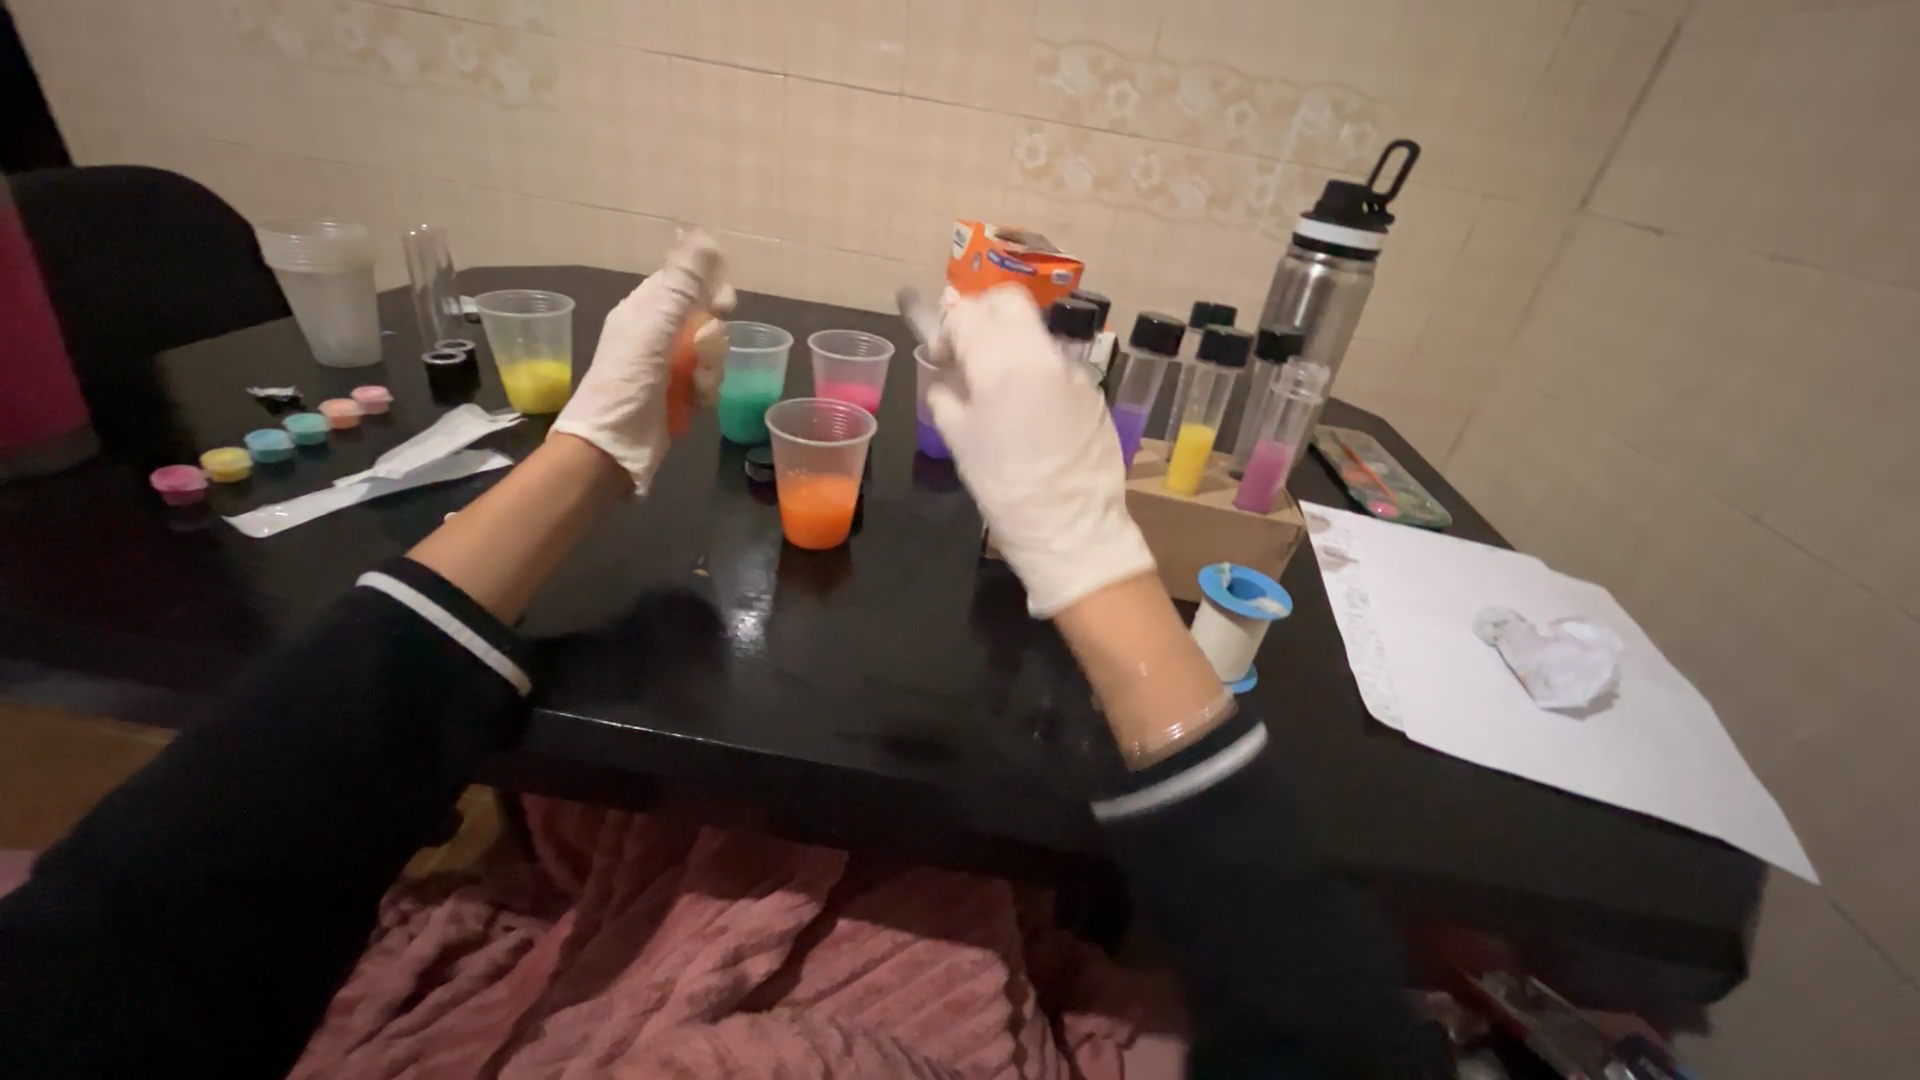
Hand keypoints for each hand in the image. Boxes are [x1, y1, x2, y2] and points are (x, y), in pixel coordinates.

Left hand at [551, 230, 735, 493]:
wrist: (616, 442)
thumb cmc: (629, 380)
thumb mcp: (656, 326)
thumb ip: (683, 284)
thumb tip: (707, 238)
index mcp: (644, 310)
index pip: (681, 282)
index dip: (706, 287)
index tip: (723, 301)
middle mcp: (657, 335)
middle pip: (702, 317)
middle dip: (713, 332)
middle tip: (707, 349)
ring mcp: (669, 367)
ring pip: (710, 351)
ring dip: (712, 365)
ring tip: (699, 383)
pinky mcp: (680, 395)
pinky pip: (708, 380)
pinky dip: (708, 389)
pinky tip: (700, 400)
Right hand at [927, 285, 1154, 616]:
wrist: (1071, 525)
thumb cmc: (1004, 487)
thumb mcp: (959, 441)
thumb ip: (947, 394)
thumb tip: (948, 374)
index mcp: (1001, 364)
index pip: (967, 312)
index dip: (946, 326)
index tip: (941, 353)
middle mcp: (1041, 354)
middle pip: (1008, 303)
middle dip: (983, 315)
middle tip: (968, 349)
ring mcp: (1072, 370)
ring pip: (1034, 333)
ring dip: (1011, 344)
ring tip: (998, 387)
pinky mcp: (1092, 390)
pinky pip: (1056, 364)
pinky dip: (1036, 372)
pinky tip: (1030, 411)